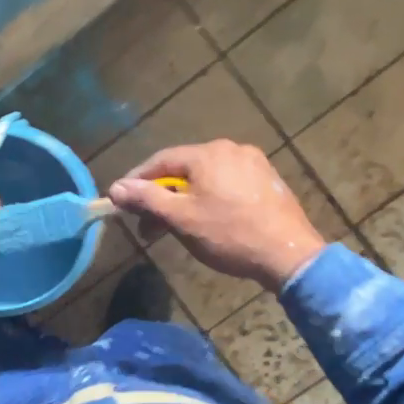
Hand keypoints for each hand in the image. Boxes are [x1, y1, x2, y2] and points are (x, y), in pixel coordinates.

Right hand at [109, 140, 325, 291]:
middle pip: (184, 170)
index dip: (137, 180)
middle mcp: (231, 149)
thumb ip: (146, 199)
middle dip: (161, 197)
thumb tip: (115, 188)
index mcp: (208, 153)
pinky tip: (206, 222)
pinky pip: (227, 185)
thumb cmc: (228, 234)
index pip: (160, 160)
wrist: (288, 254)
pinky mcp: (268, 181)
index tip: (120, 201)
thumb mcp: (180, 218)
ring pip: (206, 178)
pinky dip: (208, 200)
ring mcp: (254, 164)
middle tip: (147, 227)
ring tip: (174, 229)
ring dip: (184, 201)